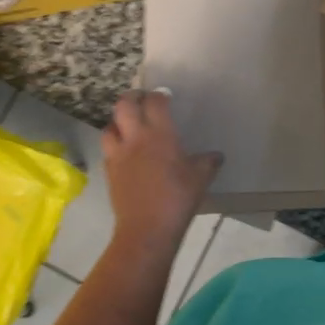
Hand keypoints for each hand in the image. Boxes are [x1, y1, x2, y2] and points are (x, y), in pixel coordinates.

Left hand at [102, 90, 221, 251]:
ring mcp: (118, 154)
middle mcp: (135, 138)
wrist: (147, 228)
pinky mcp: (109, 171)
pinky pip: (108, 149)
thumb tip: (217, 156)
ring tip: (127, 124)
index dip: (159, 95)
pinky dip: (114, 144)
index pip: (155, 103)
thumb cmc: (177, 199)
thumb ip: (207, 163)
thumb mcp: (200, 179)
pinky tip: (123, 151)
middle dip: (131, 97)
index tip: (165, 96)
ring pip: (109, 126)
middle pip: (124, 105)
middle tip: (140, 99)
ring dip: (117, 121)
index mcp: (159, 135)